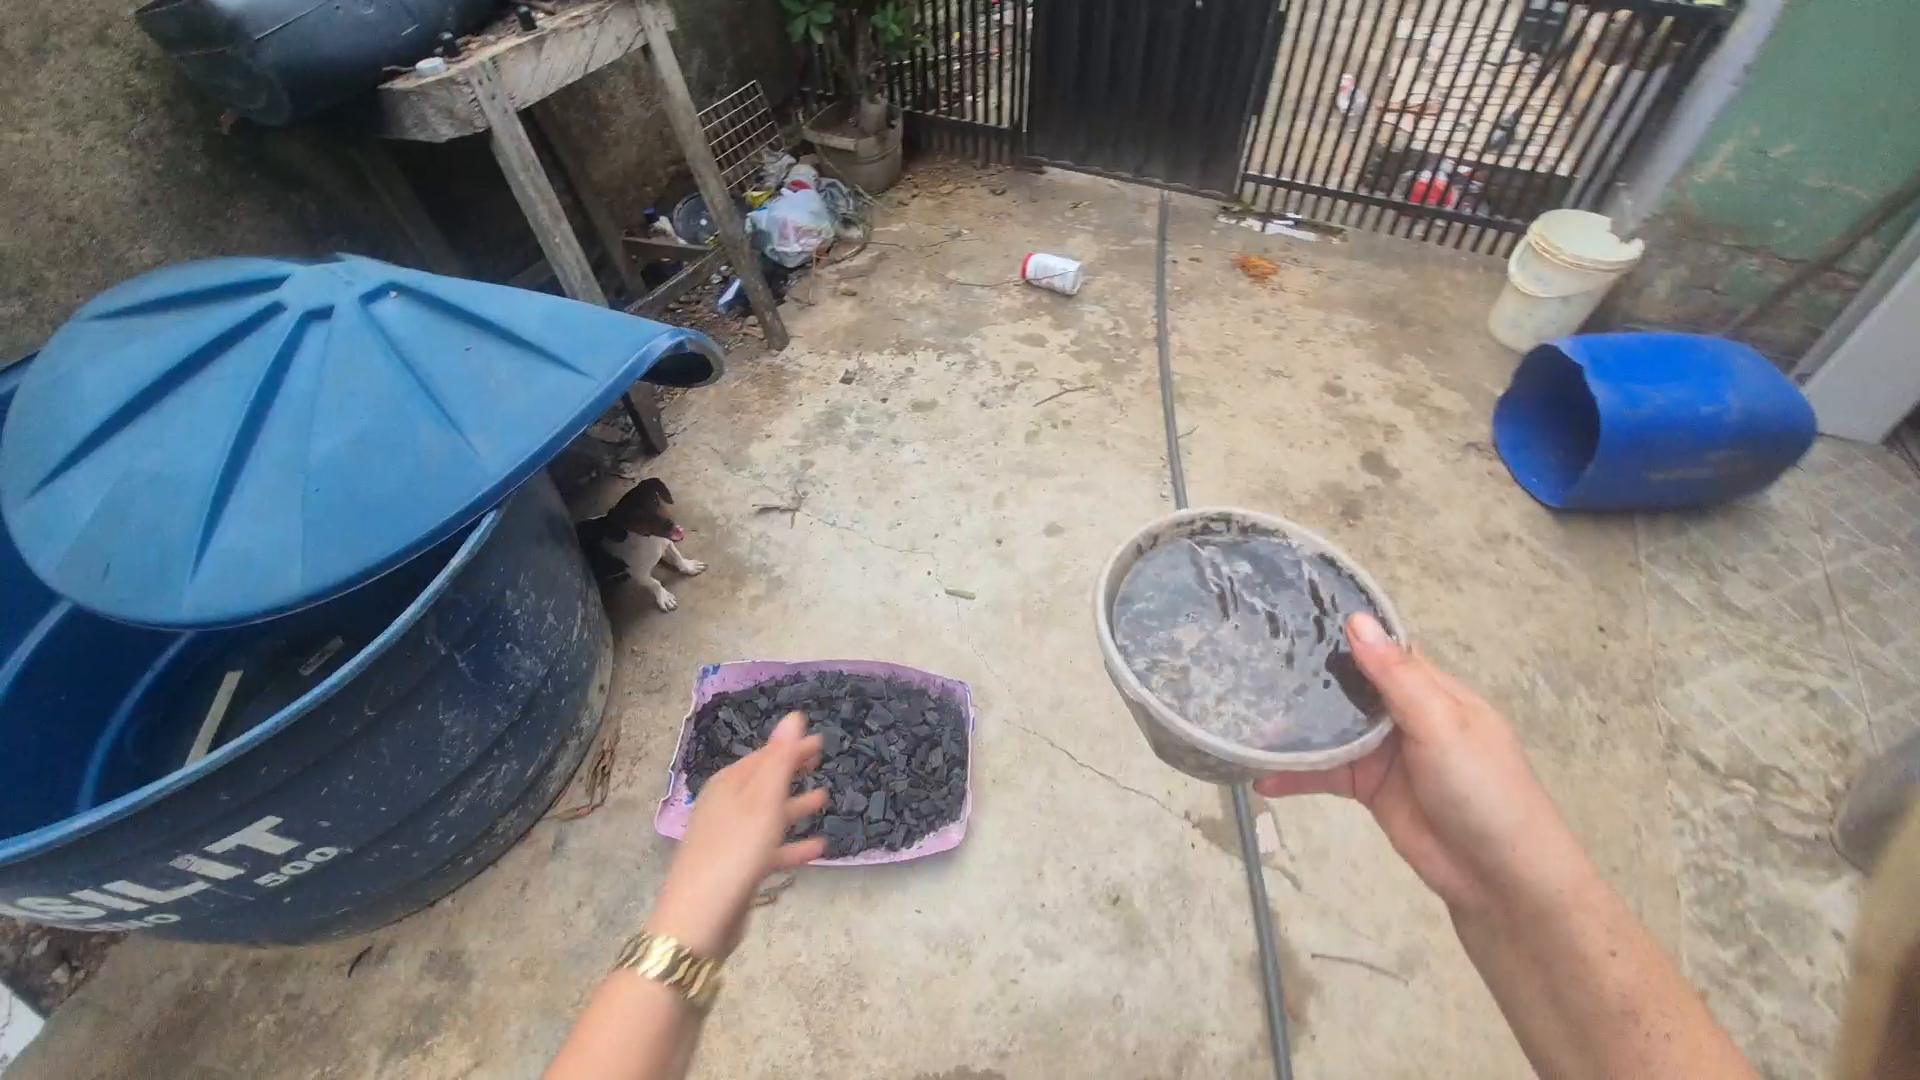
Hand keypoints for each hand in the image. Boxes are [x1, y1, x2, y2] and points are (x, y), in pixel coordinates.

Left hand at [646, 712, 828, 958]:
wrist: (699, 919)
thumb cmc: (735, 850)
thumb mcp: (763, 800)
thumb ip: (781, 759)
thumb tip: (794, 717)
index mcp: (728, 785)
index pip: (765, 756)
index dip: (792, 747)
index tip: (820, 742)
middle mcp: (726, 806)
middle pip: (765, 782)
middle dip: (792, 771)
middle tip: (821, 761)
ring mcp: (729, 838)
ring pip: (768, 815)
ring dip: (795, 806)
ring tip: (825, 800)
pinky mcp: (737, 868)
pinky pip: (770, 848)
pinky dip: (792, 845)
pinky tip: (818, 847)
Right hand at [1256, 614, 1588, 916]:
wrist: (1501, 881)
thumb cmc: (1484, 791)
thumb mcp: (1442, 726)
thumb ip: (1396, 676)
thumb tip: (1356, 620)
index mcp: (1431, 691)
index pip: (1381, 651)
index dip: (1342, 634)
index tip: (1290, 616)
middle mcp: (1403, 716)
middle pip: (1347, 687)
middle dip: (1306, 676)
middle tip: (1251, 659)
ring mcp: (1382, 753)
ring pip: (1328, 730)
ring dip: (1294, 728)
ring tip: (1246, 718)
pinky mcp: (1366, 788)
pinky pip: (1322, 773)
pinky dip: (1294, 776)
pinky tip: (1262, 777)